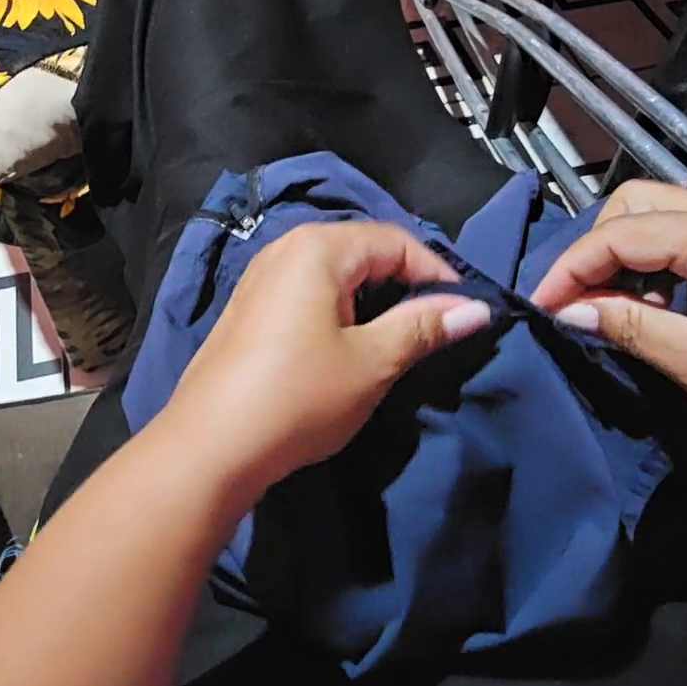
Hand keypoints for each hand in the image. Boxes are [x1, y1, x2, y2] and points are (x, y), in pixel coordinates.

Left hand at [157, 221, 492, 497]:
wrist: (210, 445)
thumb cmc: (298, 396)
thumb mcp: (371, 362)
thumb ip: (422, 326)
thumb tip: (476, 308)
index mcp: (318, 248)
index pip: (394, 240)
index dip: (435, 272)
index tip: (462, 312)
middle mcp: (286, 247)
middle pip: (363, 248)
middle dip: (403, 280)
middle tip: (432, 324)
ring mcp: (262, 275)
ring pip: (335, 269)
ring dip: (372, 295)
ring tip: (396, 336)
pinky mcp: (250, 304)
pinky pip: (308, 287)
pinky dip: (339, 305)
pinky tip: (347, 341)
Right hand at [530, 181, 686, 478]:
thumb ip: (631, 327)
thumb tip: (567, 310)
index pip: (622, 232)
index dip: (571, 267)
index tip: (539, 305)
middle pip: (638, 204)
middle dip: (596, 248)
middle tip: (578, 301)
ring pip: (662, 217)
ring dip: (626, 255)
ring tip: (616, 308)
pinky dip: (659, 263)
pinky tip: (660, 305)